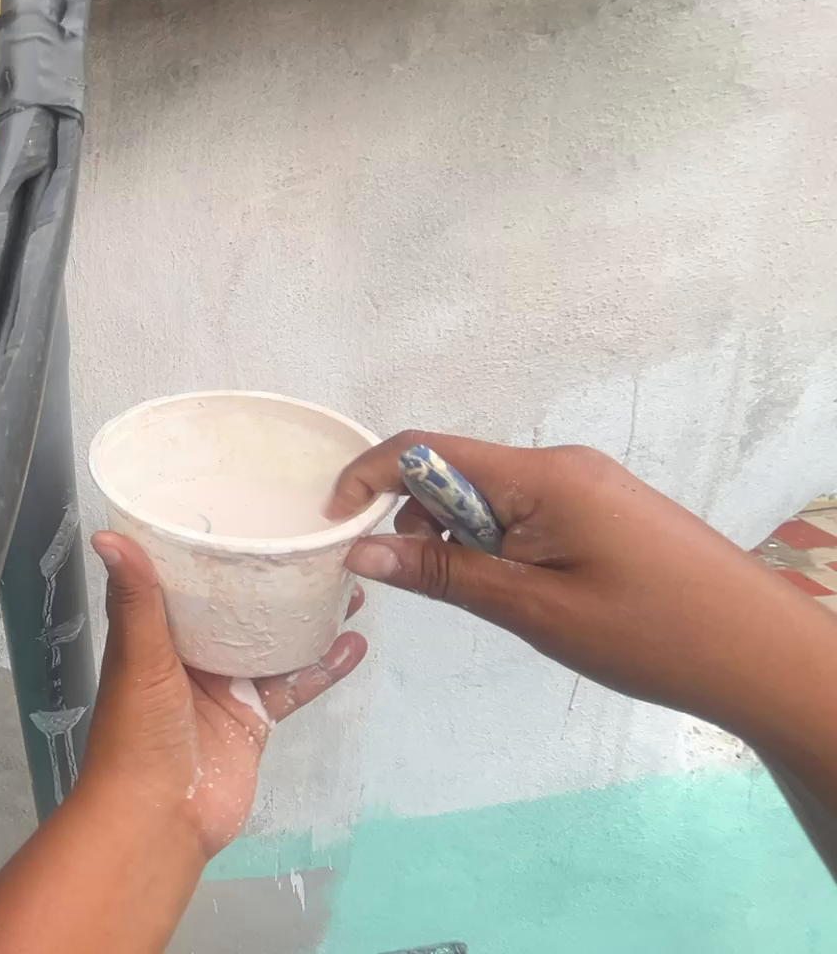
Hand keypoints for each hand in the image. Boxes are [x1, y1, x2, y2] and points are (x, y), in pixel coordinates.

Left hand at [80, 531, 366, 861]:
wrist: (161, 814)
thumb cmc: (138, 730)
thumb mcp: (139, 654)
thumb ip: (134, 597)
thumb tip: (105, 536)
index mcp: (153, 631)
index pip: (179, 579)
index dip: (202, 549)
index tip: (233, 512)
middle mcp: (188, 653)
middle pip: (232, 607)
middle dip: (264, 580)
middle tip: (305, 545)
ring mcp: (224, 685)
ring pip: (268, 641)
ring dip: (300, 616)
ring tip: (342, 582)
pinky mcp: (254, 718)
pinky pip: (293, 684)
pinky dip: (322, 666)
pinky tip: (353, 641)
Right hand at [326, 432, 836, 742]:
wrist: (783, 668)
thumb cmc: (655, 636)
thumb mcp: (530, 608)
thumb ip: (437, 570)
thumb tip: (357, 551)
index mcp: (542, 476)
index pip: (422, 450)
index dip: (365, 477)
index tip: (334, 522)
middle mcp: (559, 464)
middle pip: (449, 468)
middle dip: (415, 514)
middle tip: (421, 572)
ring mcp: (583, 483)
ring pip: (480, 490)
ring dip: (455, 530)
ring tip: (484, 586)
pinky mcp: (598, 505)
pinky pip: (515, 505)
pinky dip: (490, 536)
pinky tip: (516, 580)